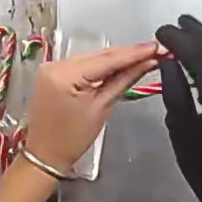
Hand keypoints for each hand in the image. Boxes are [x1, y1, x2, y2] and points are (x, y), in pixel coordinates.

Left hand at [21, 43, 158, 171]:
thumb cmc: (71, 139)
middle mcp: (55, 66)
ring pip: (91, 57)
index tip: (156, 47)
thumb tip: (146, 63)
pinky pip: (81, 64)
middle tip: (154, 51)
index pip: (107, 59)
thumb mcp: (102, 107)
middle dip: (127, 54)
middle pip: (98, 55)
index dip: (134, 53)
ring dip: (114, 59)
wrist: (45, 154)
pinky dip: (99, 65)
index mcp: (65, 75)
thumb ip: (124, 80)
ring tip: (142, 57)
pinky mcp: (51, 73)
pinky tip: (118, 65)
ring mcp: (51, 68)